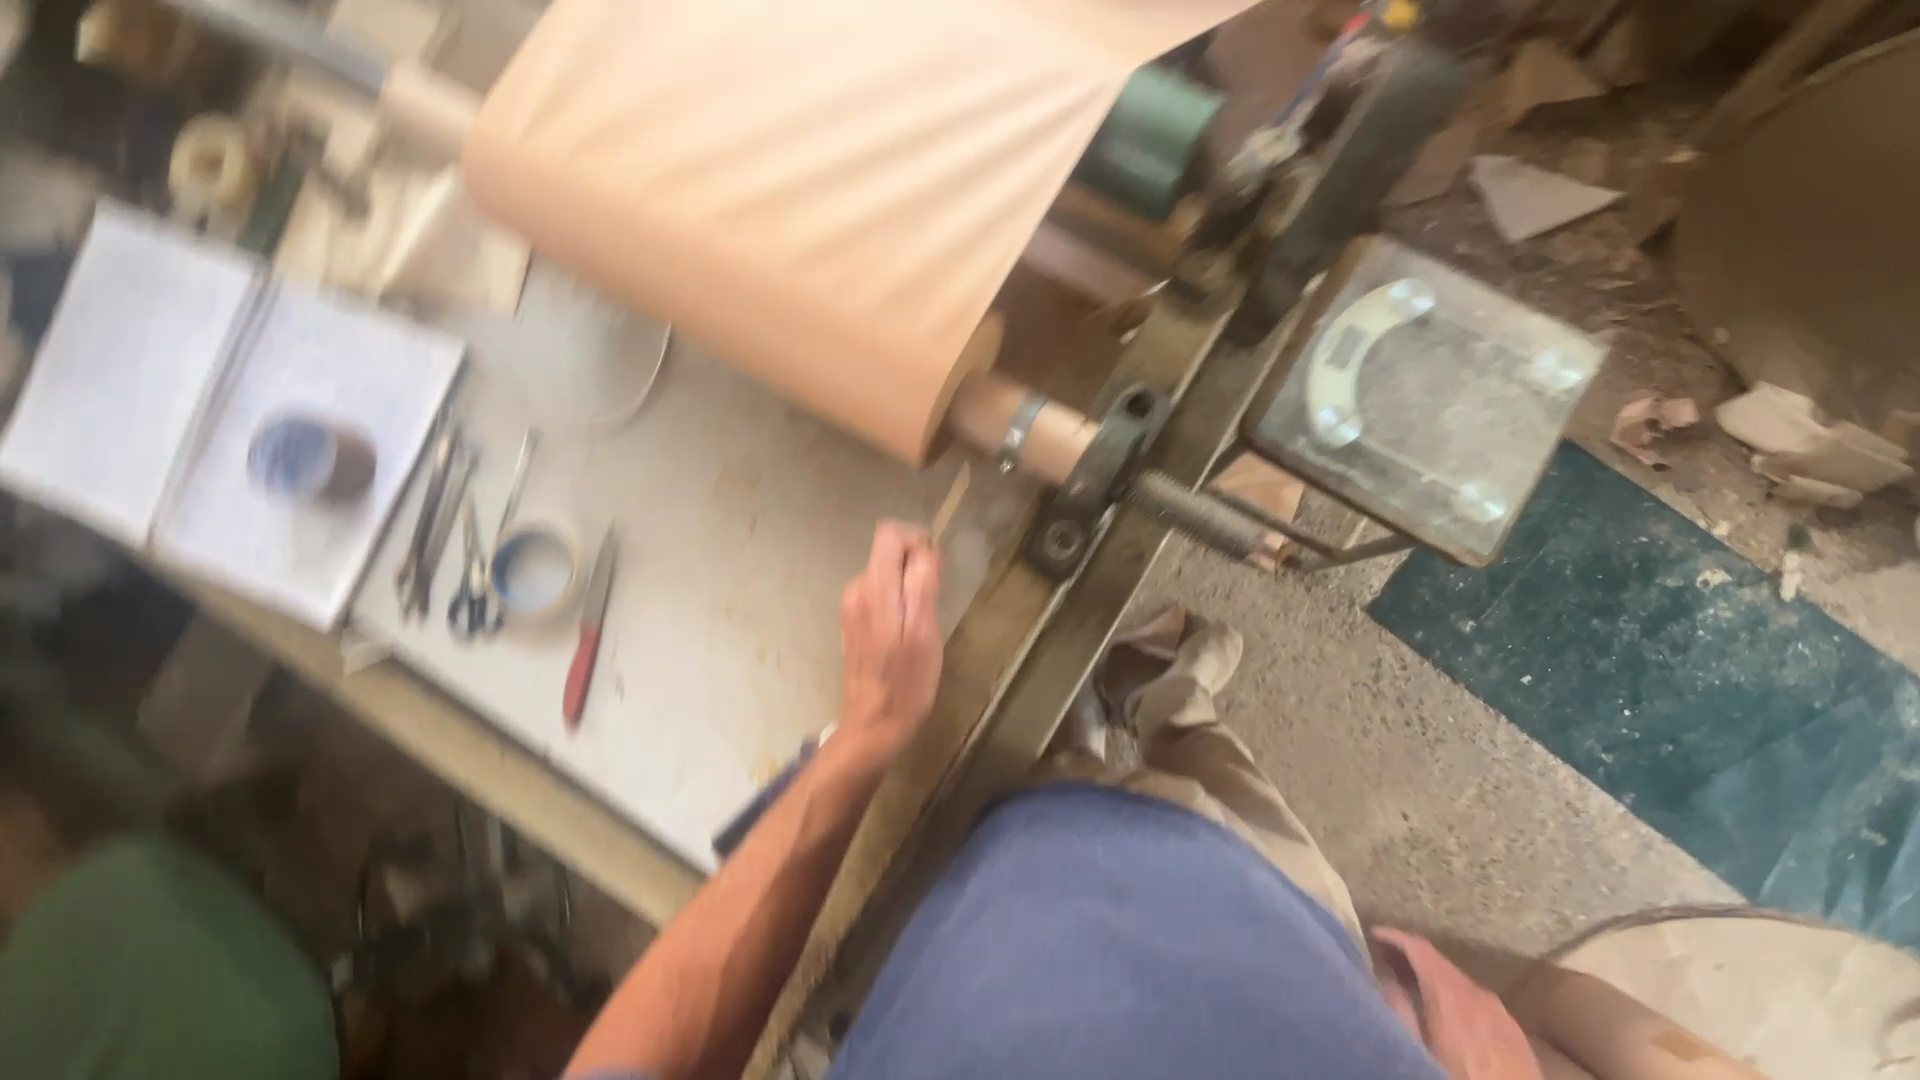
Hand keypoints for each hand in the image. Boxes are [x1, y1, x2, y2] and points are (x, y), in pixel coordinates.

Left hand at [839, 521, 941, 756]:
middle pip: (888, 553)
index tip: (934, 571)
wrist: (873, 725)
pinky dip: (895, 605)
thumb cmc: (907, 682)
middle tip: (931, 608)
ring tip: (919, 628)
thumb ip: (922, 584)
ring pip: (885, 575)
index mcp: (874, 588)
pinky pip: (879, 596)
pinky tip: (903, 637)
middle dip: (914, 569)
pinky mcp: (851, 623)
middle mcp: (856, 590)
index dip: (917, 542)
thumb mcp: (925, 632)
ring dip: (906, 590)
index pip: (890, 533)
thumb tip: (924, 549)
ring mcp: (850, 607)